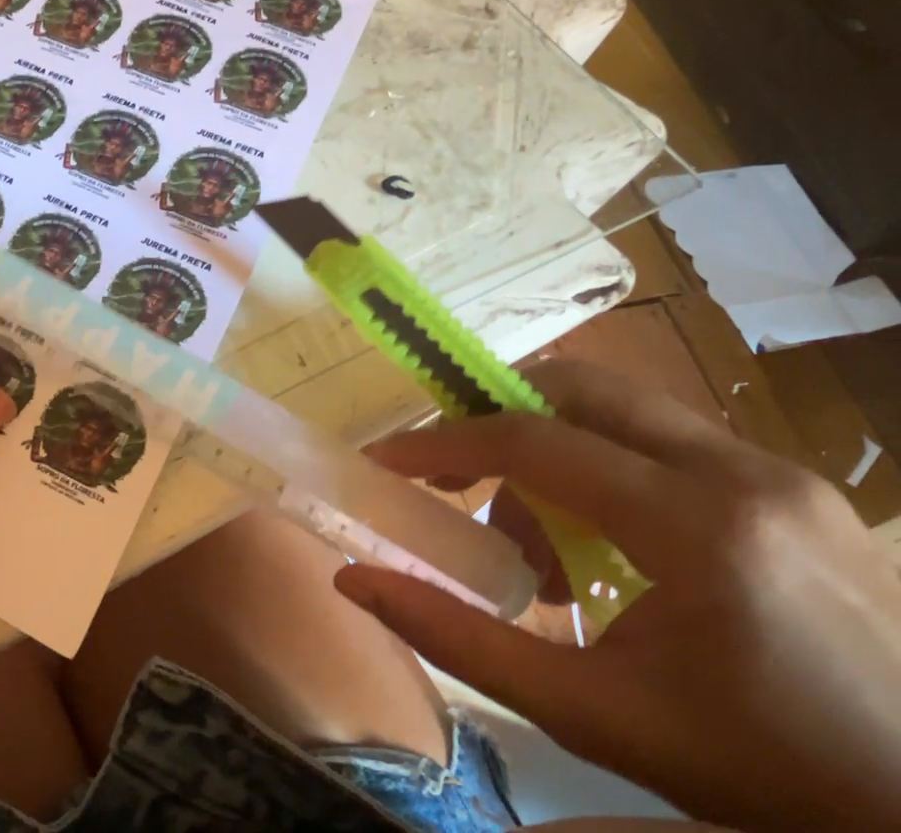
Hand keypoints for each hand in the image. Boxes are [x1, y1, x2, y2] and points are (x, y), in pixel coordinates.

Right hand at [335, 361, 900, 831]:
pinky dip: (606, 471)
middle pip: (584, 389)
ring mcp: (787, 479)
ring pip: (626, 415)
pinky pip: (670, 447)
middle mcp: (749, 476)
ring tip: (534, 543)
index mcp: (701, 527)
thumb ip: (458, 639)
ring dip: (552, 450)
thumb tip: (352, 579)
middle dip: (495, 412)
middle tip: (449, 471)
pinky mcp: (802, 495)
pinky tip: (605, 549)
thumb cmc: (753, 764)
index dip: (441, 443)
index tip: (385, 461)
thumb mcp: (586, 712)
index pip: (533, 441)